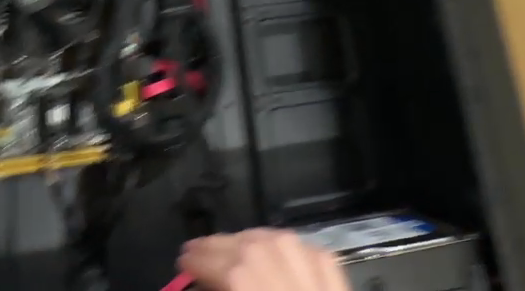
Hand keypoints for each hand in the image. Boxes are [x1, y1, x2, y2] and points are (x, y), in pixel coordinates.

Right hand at [180, 230, 347, 290]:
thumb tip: (204, 287)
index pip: (226, 270)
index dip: (200, 261)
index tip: (183, 261)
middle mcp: (289, 287)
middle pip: (251, 248)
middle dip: (219, 245)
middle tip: (198, 250)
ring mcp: (319, 285)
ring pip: (282, 242)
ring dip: (252, 239)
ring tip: (232, 245)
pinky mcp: (340, 289)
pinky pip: (315, 254)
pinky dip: (294, 246)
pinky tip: (279, 248)